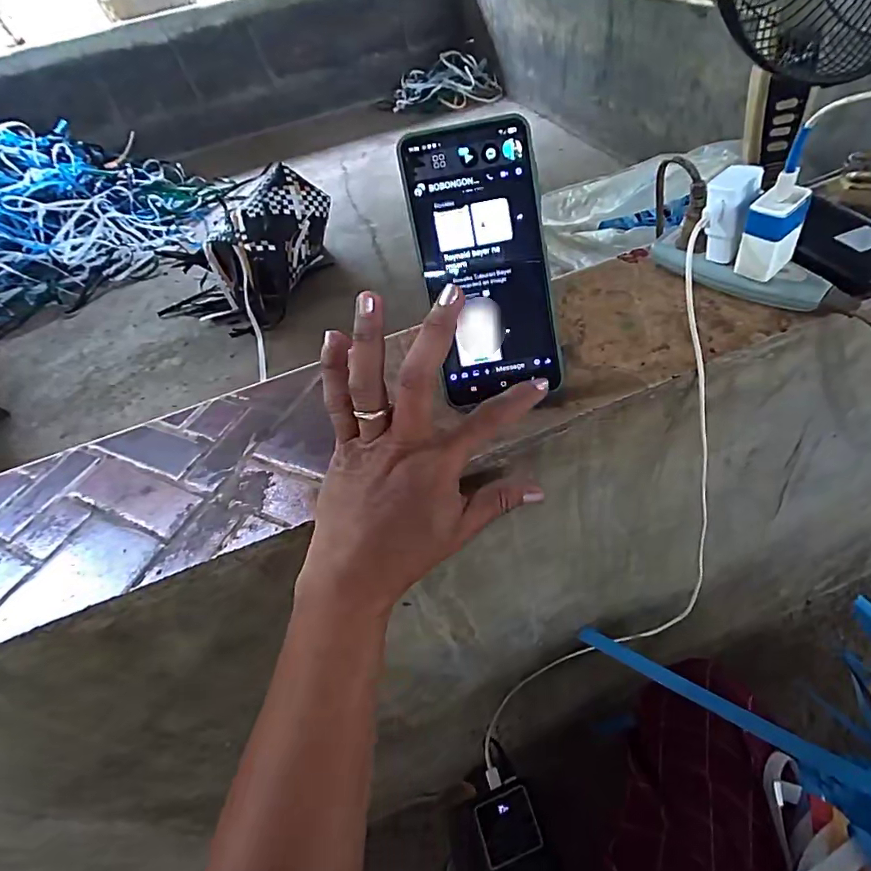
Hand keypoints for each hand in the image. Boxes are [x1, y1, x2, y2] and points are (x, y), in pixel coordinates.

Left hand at [297, 285, 547, 622]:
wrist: (349, 576)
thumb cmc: (407, 554)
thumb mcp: (458, 531)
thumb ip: (496, 502)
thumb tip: (537, 487)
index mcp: (436, 464)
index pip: (486, 426)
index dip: (516, 403)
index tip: (538, 382)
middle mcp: (402, 442)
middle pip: (420, 379)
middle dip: (438, 332)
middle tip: (451, 293)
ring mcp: (368, 441)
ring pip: (368, 382)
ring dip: (370, 336)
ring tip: (370, 297)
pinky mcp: (342, 446)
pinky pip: (337, 404)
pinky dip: (333, 370)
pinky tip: (332, 338)